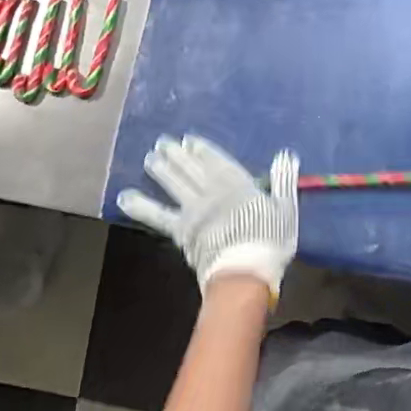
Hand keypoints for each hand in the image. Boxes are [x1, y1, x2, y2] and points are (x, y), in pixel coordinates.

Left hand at [117, 135, 297, 294]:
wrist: (245, 269)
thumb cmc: (270, 242)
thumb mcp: (285, 209)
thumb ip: (283, 180)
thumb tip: (286, 155)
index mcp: (237, 183)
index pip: (215, 160)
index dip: (201, 149)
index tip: (188, 141)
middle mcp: (211, 190)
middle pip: (190, 168)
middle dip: (176, 154)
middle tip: (163, 144)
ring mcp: (192, 208)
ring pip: (173, 183)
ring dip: (160, 169)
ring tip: (150, 159)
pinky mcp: (180, 228)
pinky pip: (156, 215)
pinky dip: (140, 205)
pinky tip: (124, 197)